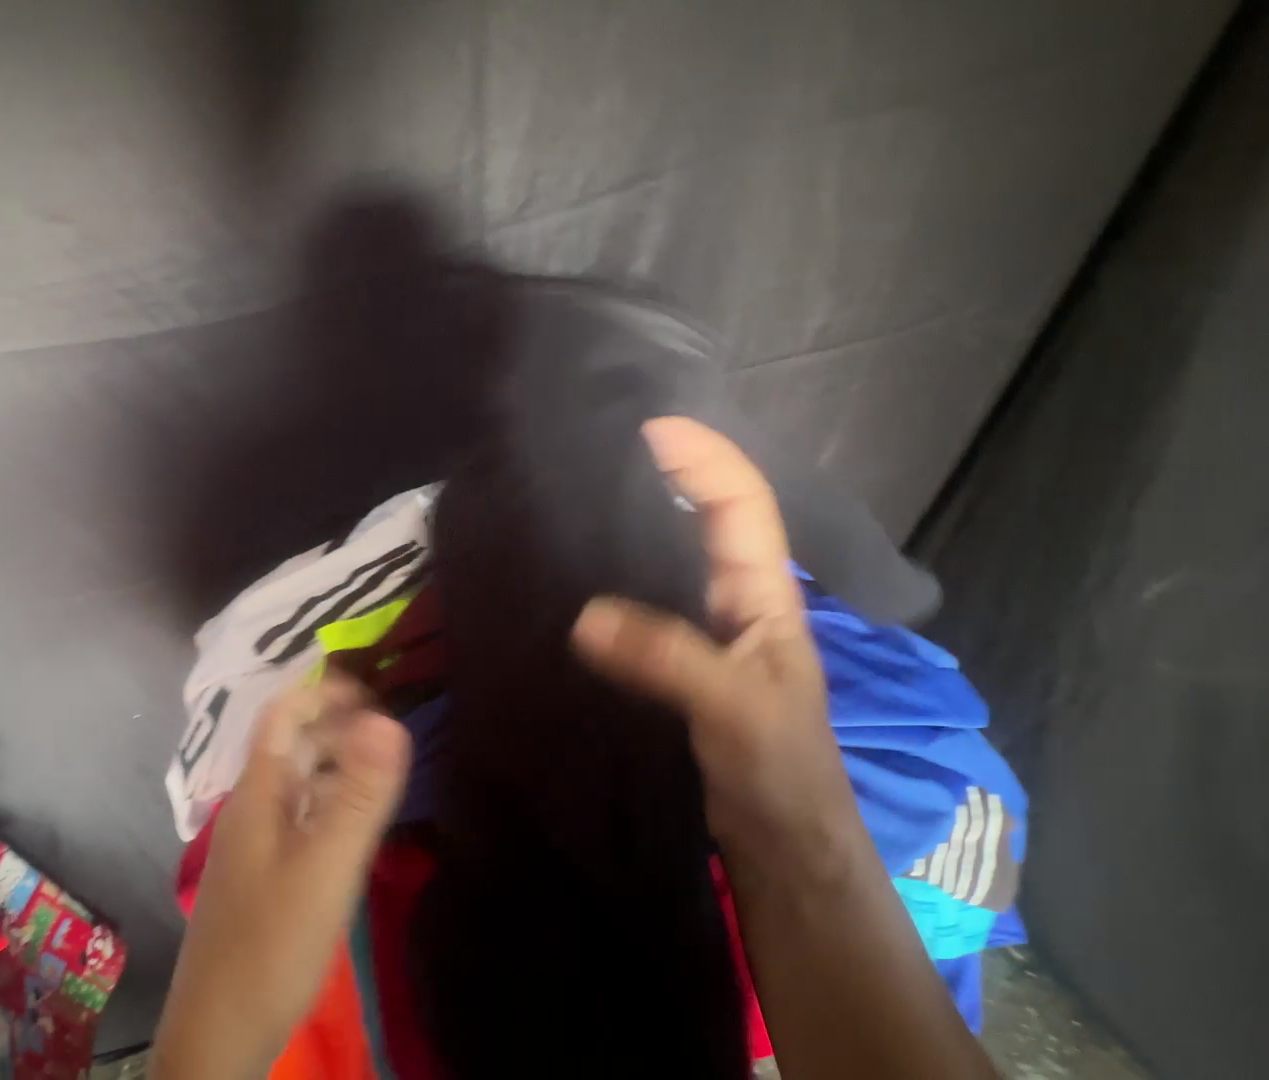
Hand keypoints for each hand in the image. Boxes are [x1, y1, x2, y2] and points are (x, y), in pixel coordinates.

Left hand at [152, 677, 410, 1078]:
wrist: (219, 1032)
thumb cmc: (272, 943)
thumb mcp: (326, 866)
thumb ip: (357, 795)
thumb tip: (386, 717)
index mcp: (258, 793)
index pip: (283, 715)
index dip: (324, 692)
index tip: (377, 691)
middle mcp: (251, 807)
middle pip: (291, 744)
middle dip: (337, 724)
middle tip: (393, 728)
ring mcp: (255, 843)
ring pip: (297, 782)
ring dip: (335, 763)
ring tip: (385, 766)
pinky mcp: (265, 875)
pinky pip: (300, 818)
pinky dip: (329, 803)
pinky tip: (356, 822)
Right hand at [569, 416, 860, 869]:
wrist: (779, 852)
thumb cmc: (781, 774)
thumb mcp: (738, 709)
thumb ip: (670, 659)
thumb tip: (584, 617)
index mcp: (762, 596)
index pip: (740, 504)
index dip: (704, 457)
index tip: (648, 424)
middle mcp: (727, 604)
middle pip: (694, 522)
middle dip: (655, 478)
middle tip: (585, 457)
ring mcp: (694, 638)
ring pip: (658, 566)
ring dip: (620, 532)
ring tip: (559, 506)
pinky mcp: (663, 671)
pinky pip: (630, 612)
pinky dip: (600, 585)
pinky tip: (559, 586)